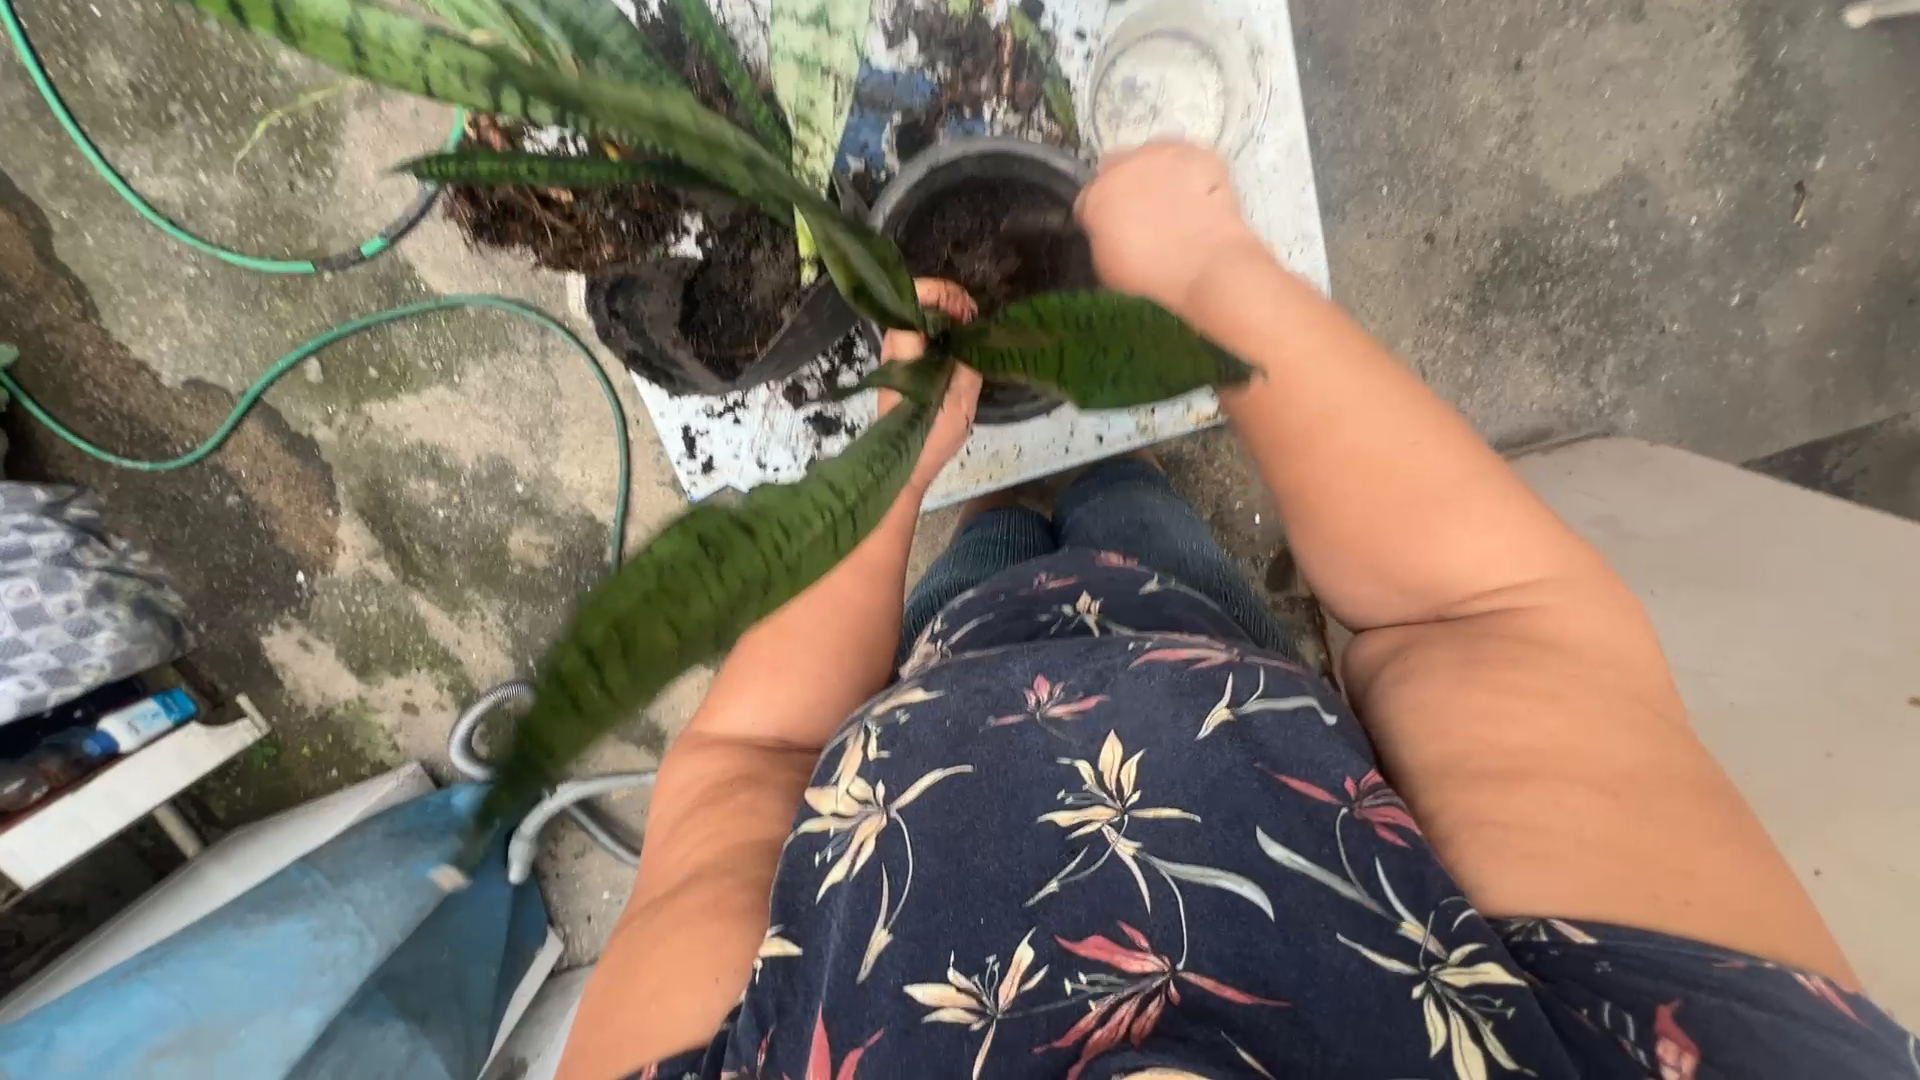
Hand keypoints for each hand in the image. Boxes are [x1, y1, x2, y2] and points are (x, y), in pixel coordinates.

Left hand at [878, 279, 983, 493]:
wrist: (903, 469)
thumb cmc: (930, 439)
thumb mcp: (959, 402)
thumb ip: (967, 363)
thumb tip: (973, 336)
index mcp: (904, 353)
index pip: (914, 300)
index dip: (943, 294)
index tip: (967, 311)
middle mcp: (894, 350)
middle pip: (915, 306)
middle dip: (947, 302)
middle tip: (973, 318)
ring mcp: (895, 359)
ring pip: (918, 321)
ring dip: (944, 318)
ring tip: (970, 329)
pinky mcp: (902, 370)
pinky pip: (920, 338)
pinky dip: (940, 334)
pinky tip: (959, 347)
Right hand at [1074, 140, 1268, 318]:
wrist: (1205, 263)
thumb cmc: (1149, 272)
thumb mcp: (1106, 267)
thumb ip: (1100, 239)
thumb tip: (1106, 230)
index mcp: (1098, 195)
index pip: (1087, 199)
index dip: (1097, 215)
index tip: (1109, 230)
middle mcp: (1126, 164)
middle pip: (1116, 168)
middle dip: (1122, 185)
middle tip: (1139, 212)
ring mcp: (1166, 153)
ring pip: (1152, 156)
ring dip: (1154, 174)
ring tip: (1170, 201)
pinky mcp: (1200, 152)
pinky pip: (1186, 160)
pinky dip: (1187, 174)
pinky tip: (1195, 196)